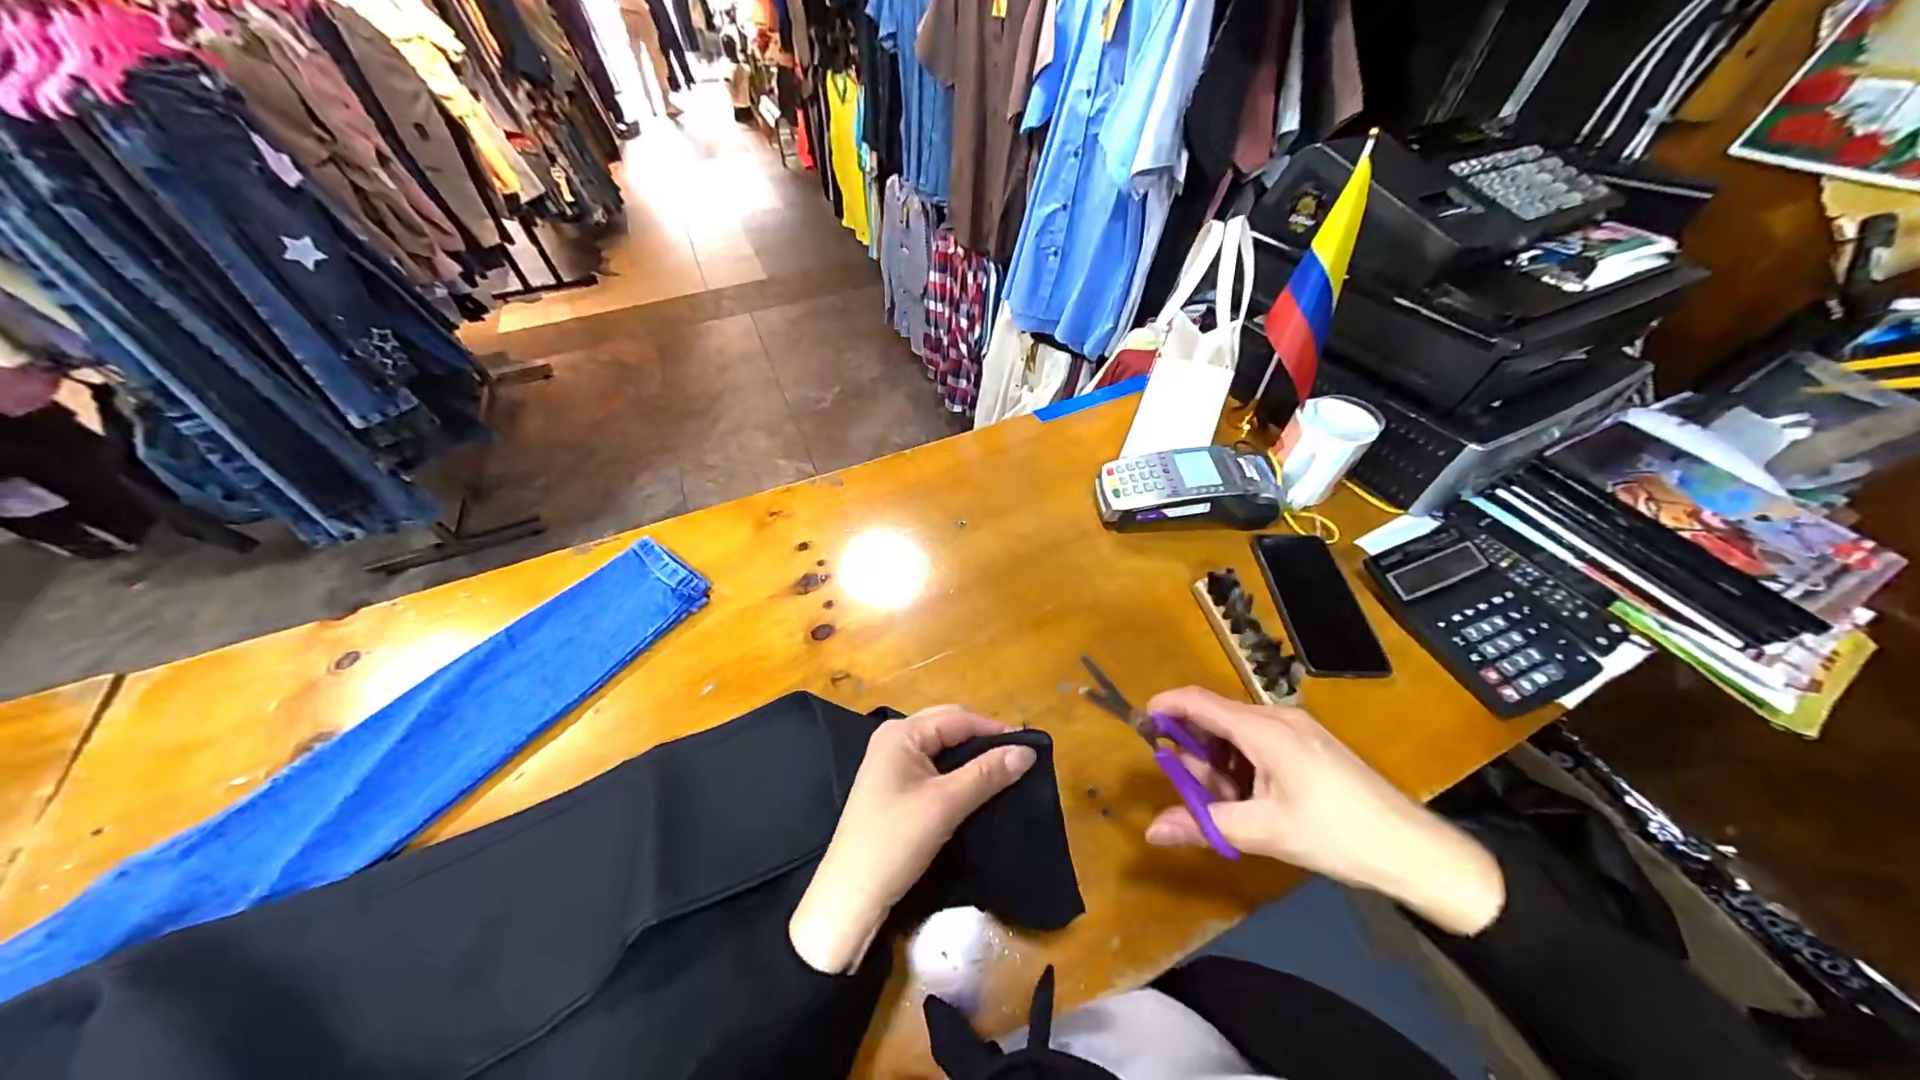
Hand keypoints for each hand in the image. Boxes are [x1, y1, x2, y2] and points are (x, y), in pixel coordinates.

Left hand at [789, 706, 1037, 973]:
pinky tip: (977, 787)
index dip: (995, 729)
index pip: (958, 718)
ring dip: (972, 757)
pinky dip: (958, 772)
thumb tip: (1028, 751)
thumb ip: (986, 774)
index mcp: (901, 733)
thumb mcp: (945, 805)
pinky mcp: (894, 787)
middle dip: (984, 739)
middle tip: (1020, 759)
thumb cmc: (894, 842)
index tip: (1032, 747)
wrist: (850, 896)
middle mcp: (894, 739)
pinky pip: (933, 767)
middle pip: (949, 727)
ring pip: (943, 748)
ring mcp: (891, 763)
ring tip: (1006, 772)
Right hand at [1143, 687, 1504, 935]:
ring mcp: (1298, 730)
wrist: (1414, 849)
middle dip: (1195, 752)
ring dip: (1220, 765)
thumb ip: (1204, 824)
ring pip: (1237, 735)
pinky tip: (1252, 802)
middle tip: (1192, 793)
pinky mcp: (1310, 745)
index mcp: (1264, 729)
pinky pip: (1259, 744)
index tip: (1139, 724)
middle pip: (1216, 719)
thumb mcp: (1263, 832)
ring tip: (1229, 807)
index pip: (1199, 701)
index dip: (1165, 706)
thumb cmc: (1336, 834)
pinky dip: (1242, 767)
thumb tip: (1151, 832)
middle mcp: (1278, 718)